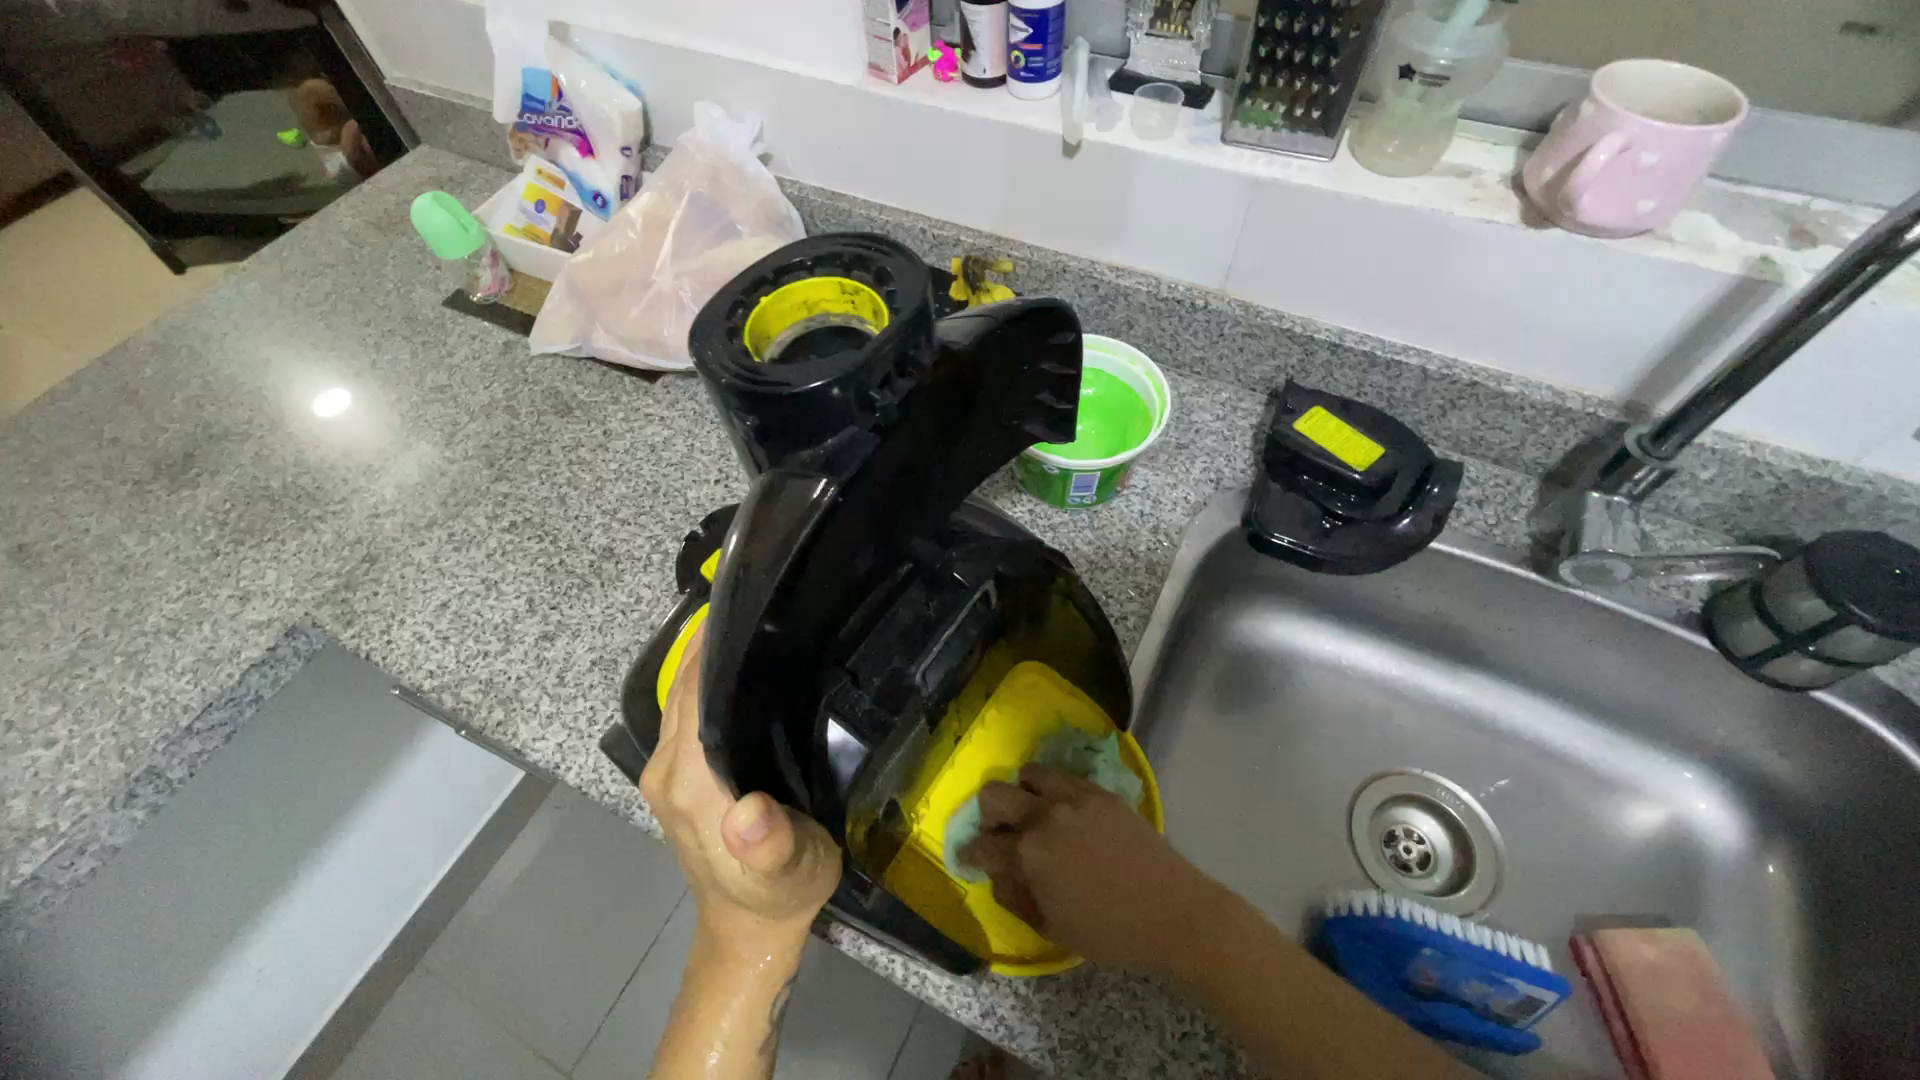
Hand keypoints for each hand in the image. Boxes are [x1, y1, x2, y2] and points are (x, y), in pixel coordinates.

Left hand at [640, 627, 841, 945]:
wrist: (751, 927)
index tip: (743, 599)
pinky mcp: (674, 780)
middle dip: (709, 641)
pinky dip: (705, 684)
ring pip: (680, 698)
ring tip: (752, 623)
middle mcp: (666, 769)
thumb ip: (768, 844)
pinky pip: (686, 715)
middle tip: (758, 599)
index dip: (710, 644)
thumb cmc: (777, 893)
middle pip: (680, 688)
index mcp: (690, 780)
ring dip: (706, 659)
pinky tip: (739, 670)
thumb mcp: (790, 870)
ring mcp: (665, 774)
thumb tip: (748, 814)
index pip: (691, 692)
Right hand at [959, 765, 1229, 976]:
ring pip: (1029, 773)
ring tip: (1034, 812)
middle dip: (988, 816)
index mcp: (1029, 855)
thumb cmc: (1111, 933)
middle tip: (1000, 834)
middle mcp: (1045, 817)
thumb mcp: (1052, 929)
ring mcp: (1075, 798)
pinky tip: (1064, 810)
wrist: (1174, 913)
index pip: (982, 846)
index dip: (969, 854)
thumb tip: (1000, 874)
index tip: (968, 857)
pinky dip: (1054, 788)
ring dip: (1022, 792)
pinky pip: (1065, 776)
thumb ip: (1016, 898)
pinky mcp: (1101, 792)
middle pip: (994, 795)